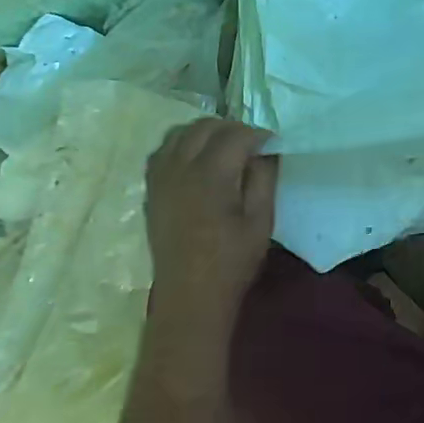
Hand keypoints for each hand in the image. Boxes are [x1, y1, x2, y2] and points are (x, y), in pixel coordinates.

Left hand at [143, 119, 276, 323]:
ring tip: (223, 148)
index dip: (257, 134)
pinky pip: (163, 151)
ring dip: (204, 133)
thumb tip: (265, 151)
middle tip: (250, 145)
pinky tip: (196, 161)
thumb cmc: (231, 262)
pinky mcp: (151, 189)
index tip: (272, 143)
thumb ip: (263, 178)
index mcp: (211, 175)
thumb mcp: (261, 220)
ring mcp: (161, 177)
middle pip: (204, 126)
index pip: (235, 135)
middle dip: (231, 128)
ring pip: (180, 133)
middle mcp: (181, 167)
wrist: (190, 296)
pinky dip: (181, 145)